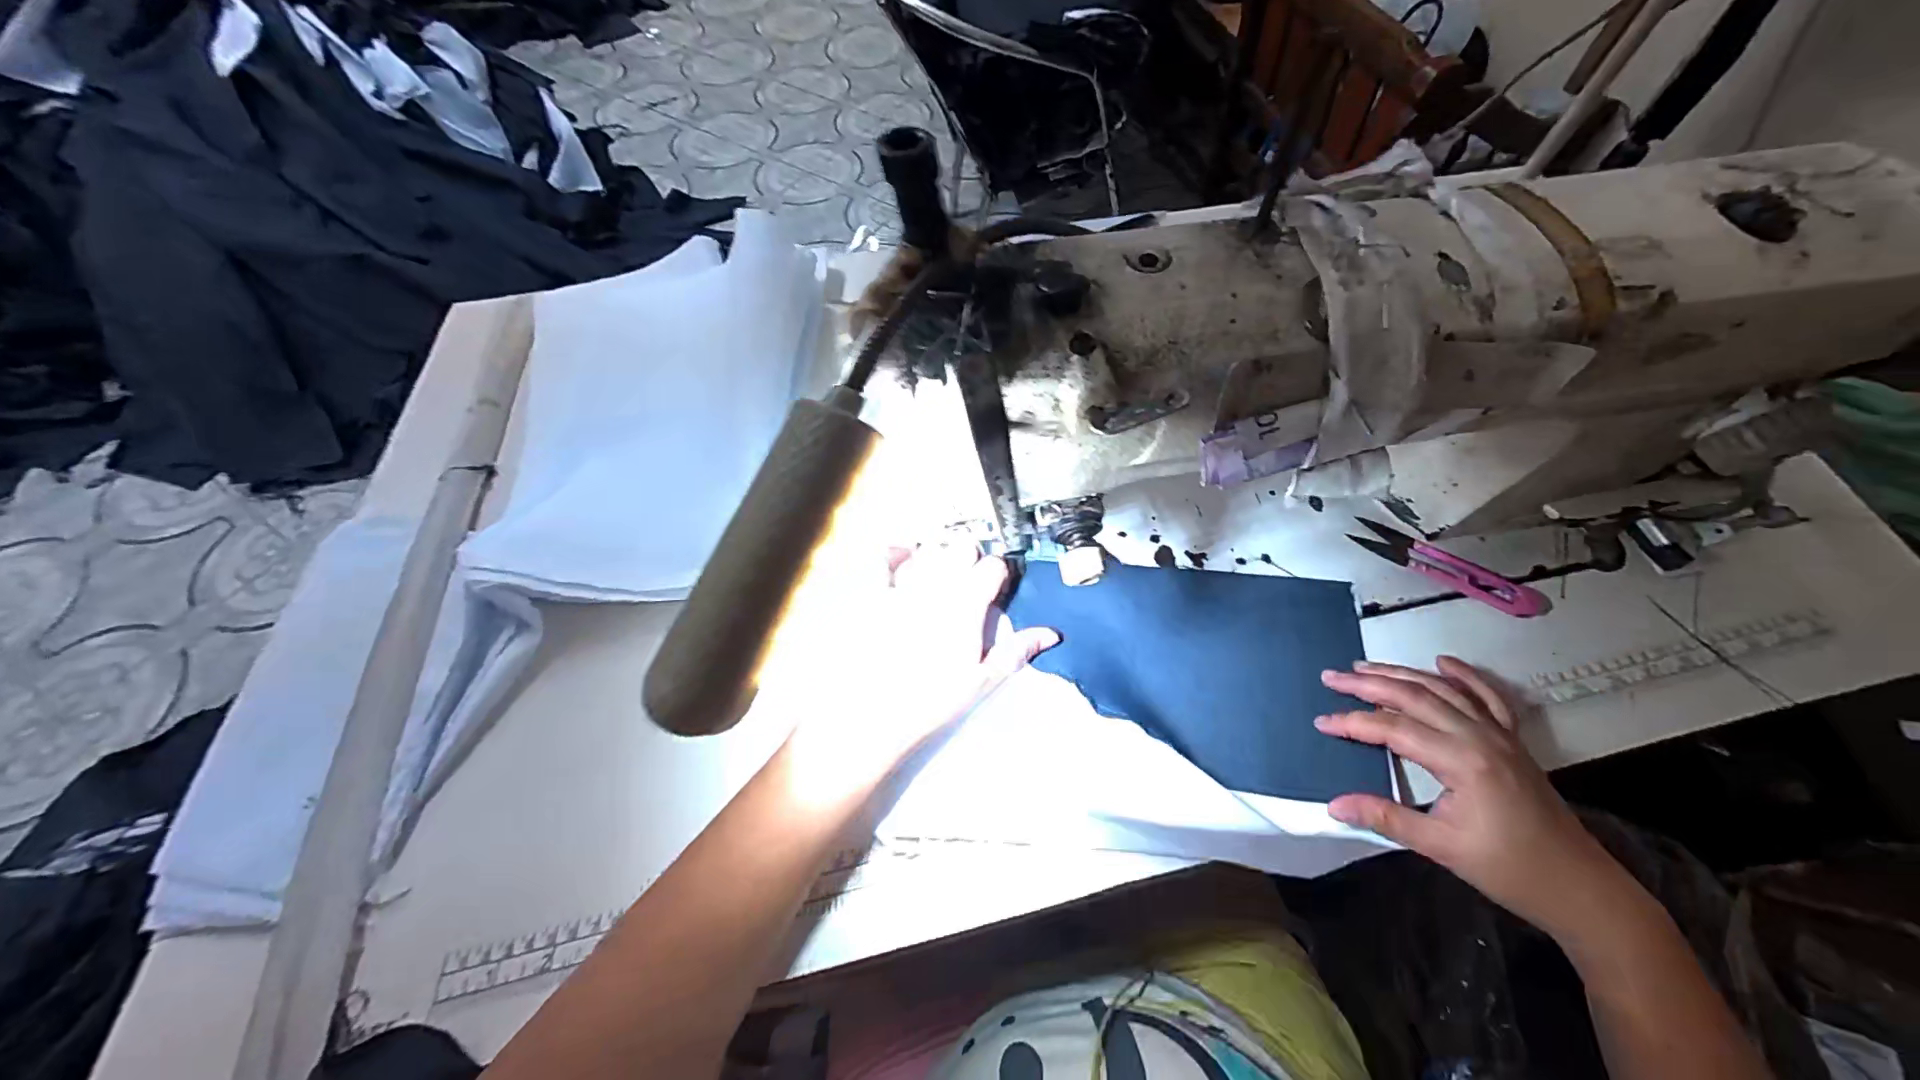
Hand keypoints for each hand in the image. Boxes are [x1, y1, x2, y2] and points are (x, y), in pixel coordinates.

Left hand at [773, 543, 1058, 804]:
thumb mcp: (981, 680)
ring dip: (938, 556)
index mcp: (967, 604)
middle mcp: (937, 586)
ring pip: (928, 549)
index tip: (997, 587)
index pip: (993, 565)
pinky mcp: (874, 593)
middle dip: (970, 558)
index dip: (999, 573)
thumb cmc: (932, 700)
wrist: (875, 712)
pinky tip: (903, 561)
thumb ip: (1016, 651)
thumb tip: (1050, 634)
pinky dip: (897, 555)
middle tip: (970, 582)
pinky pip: (886, 558)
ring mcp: (903, 586)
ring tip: (940, 577)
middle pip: (961, 547)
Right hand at [1316, 657, 1638, 935]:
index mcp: (1463, 761)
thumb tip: (1334, 805)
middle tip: (1332, 677)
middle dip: (1369, 684)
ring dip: (1402, 675)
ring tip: (1364, 667)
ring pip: (1443, 691)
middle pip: (1415, 697)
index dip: (1353, 723)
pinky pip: (1487, 699)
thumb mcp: (1441, 847)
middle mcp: (1481, 738)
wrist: (1581, 887)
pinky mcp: (1513, 743)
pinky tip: (1443, 662)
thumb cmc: (1510, 870)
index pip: (1394, 729)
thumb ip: (1386, 817)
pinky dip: (1464, 676)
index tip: (1321, 722)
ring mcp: (1500, 736)